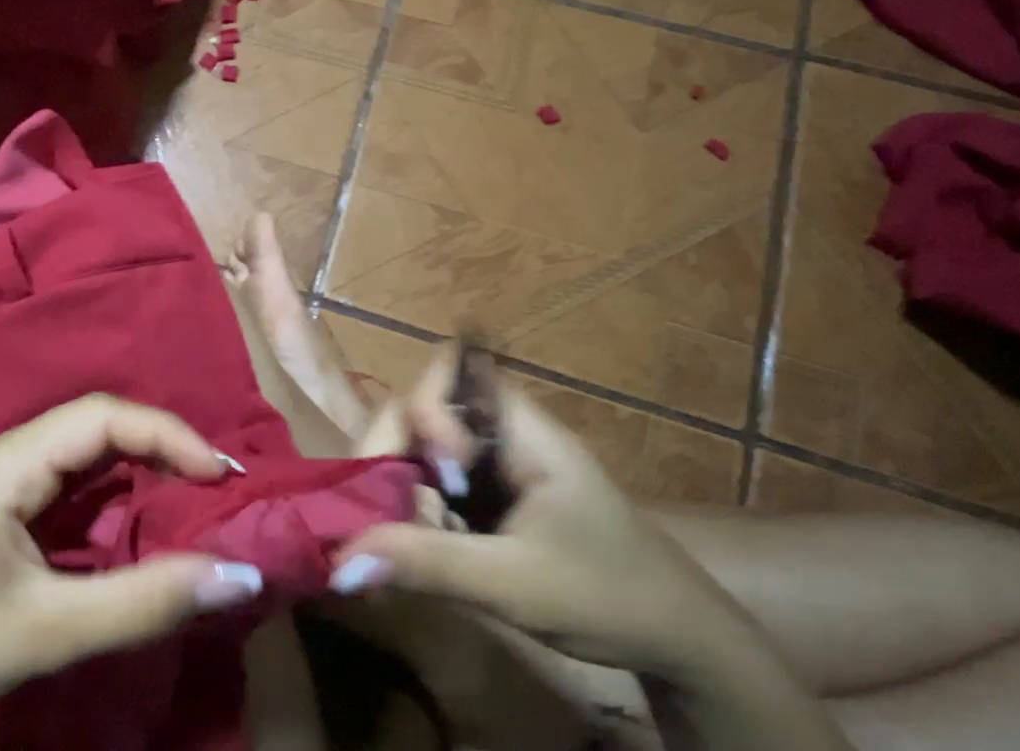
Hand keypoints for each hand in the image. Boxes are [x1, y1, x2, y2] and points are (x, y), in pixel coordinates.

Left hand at [0, 394, 263, 749]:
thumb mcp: (53, 631)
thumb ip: (147, 601)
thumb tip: (241, 574)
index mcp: (2, 464)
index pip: (101, 417)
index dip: (169, 435)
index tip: (222, 476)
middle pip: (92, 426)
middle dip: (159, 449)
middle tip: (217, 490)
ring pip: (78, 451)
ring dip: (136, 469)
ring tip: (191, 500)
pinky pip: (61, 480)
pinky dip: (107, 494)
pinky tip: (134, 520)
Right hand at [330, 346, 745, 676]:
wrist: (682, 644)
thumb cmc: (610, 599)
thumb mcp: (514, 584)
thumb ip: (426, 565)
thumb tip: (337, 563)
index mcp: (524, 433)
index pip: (453, 374)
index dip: (424, 411)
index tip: (429, 471)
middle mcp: (504, 438)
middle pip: (422, 411)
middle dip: (393, 454)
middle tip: (387, 514)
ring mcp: (496, 469)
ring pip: (421, 450)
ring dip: (399, 487)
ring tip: (399, 539)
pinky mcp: (491, 501)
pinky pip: (433, 485)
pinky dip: (414, 510)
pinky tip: (414, 550)